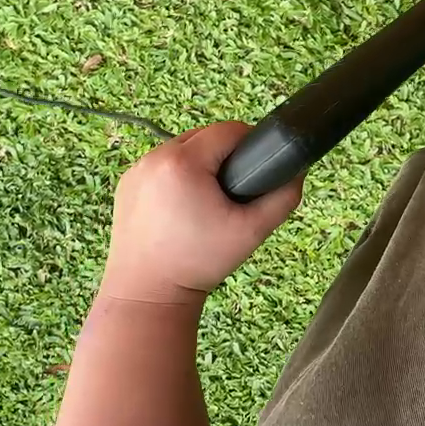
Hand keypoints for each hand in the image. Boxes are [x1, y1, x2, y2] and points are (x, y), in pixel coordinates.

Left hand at [101, 121, 303, 306]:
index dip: (251, 145)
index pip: (229, 130)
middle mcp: (154, 158)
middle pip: (205, 135)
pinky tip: (188, 201)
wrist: (147, 294)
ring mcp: (136, 170)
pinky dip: (180, 173)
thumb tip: (298, 171)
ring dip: (203, 161)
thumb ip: (284, 196)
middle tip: (238, 188)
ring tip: (214, 195)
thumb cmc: (199, 261)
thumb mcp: (253, 230)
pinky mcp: (126, 184)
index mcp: (183, 162)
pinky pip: (164, 164)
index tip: (257, 171)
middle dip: (226, 154)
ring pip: (184, 148)